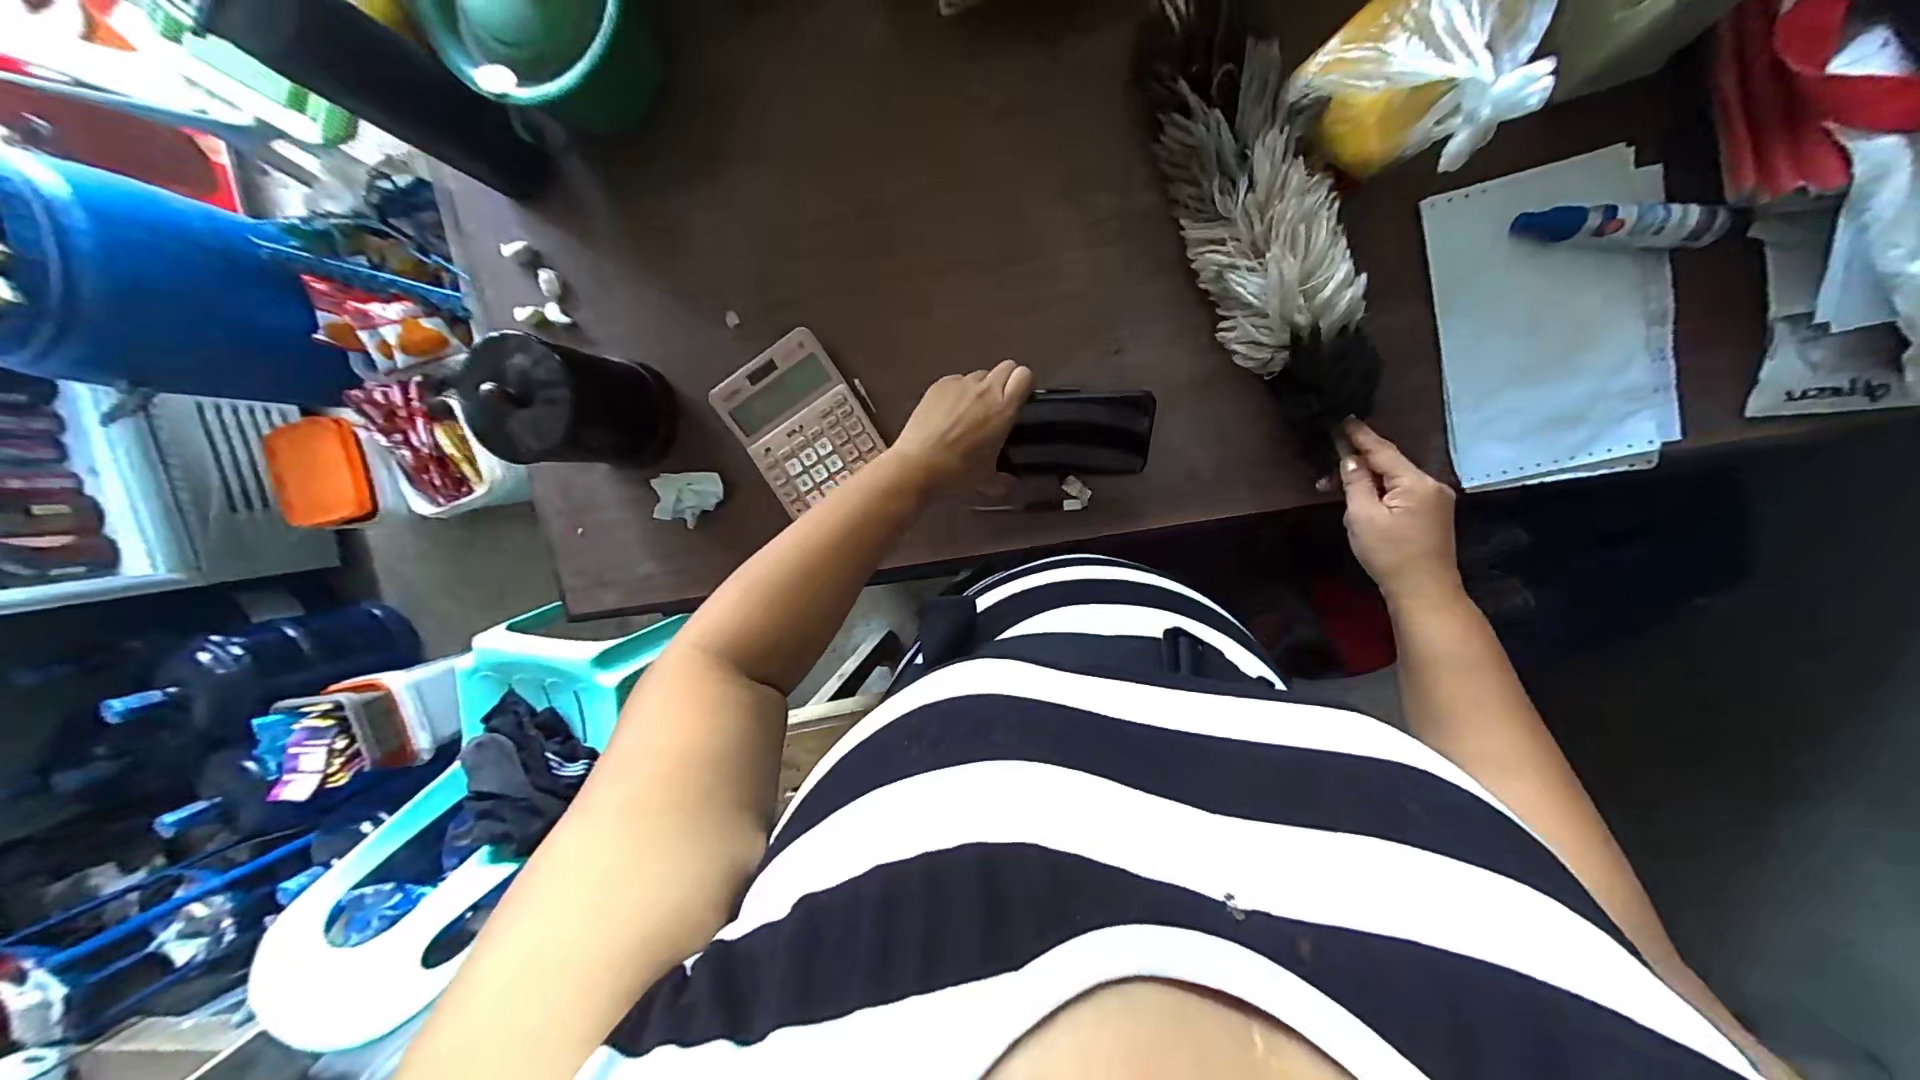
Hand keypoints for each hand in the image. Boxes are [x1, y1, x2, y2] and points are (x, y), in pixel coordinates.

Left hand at [887, 360, 1033, 491]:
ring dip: (980, 387)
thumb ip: (1003, 481)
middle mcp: (984, 390)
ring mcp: (960, 384)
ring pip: (979, 375)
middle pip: (1006, 367)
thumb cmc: (957, 472)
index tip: (1020, 398)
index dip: (1024, 384)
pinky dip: (957, 392)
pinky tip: (947, 412)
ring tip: (969, 411)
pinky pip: (956, 381)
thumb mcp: (985, 479)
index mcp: (1003, 408)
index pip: (1024, 375)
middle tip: (998, 403)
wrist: (917, 465)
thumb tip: (1010, 485)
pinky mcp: (938, 385)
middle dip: (1006, 380)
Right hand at [1338, 418, 1461, 605]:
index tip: (1344, 419)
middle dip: (1359, 460)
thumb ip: (1355, 484)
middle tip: (1330, 455)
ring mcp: (1435, 500)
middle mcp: (1431, 485)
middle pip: (1390, 463)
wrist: (1424, 591)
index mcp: (1416, 482)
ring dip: (1367, 477)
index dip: (1360, 436)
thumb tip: (1349, 460)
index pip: (1382, 451)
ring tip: (1338, 482)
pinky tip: (1363, 493)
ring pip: (1395, 478)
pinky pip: (1402, 491)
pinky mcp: (1432, 514)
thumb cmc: (1389, 554)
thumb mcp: (1363, 517)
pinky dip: (1380, 489)